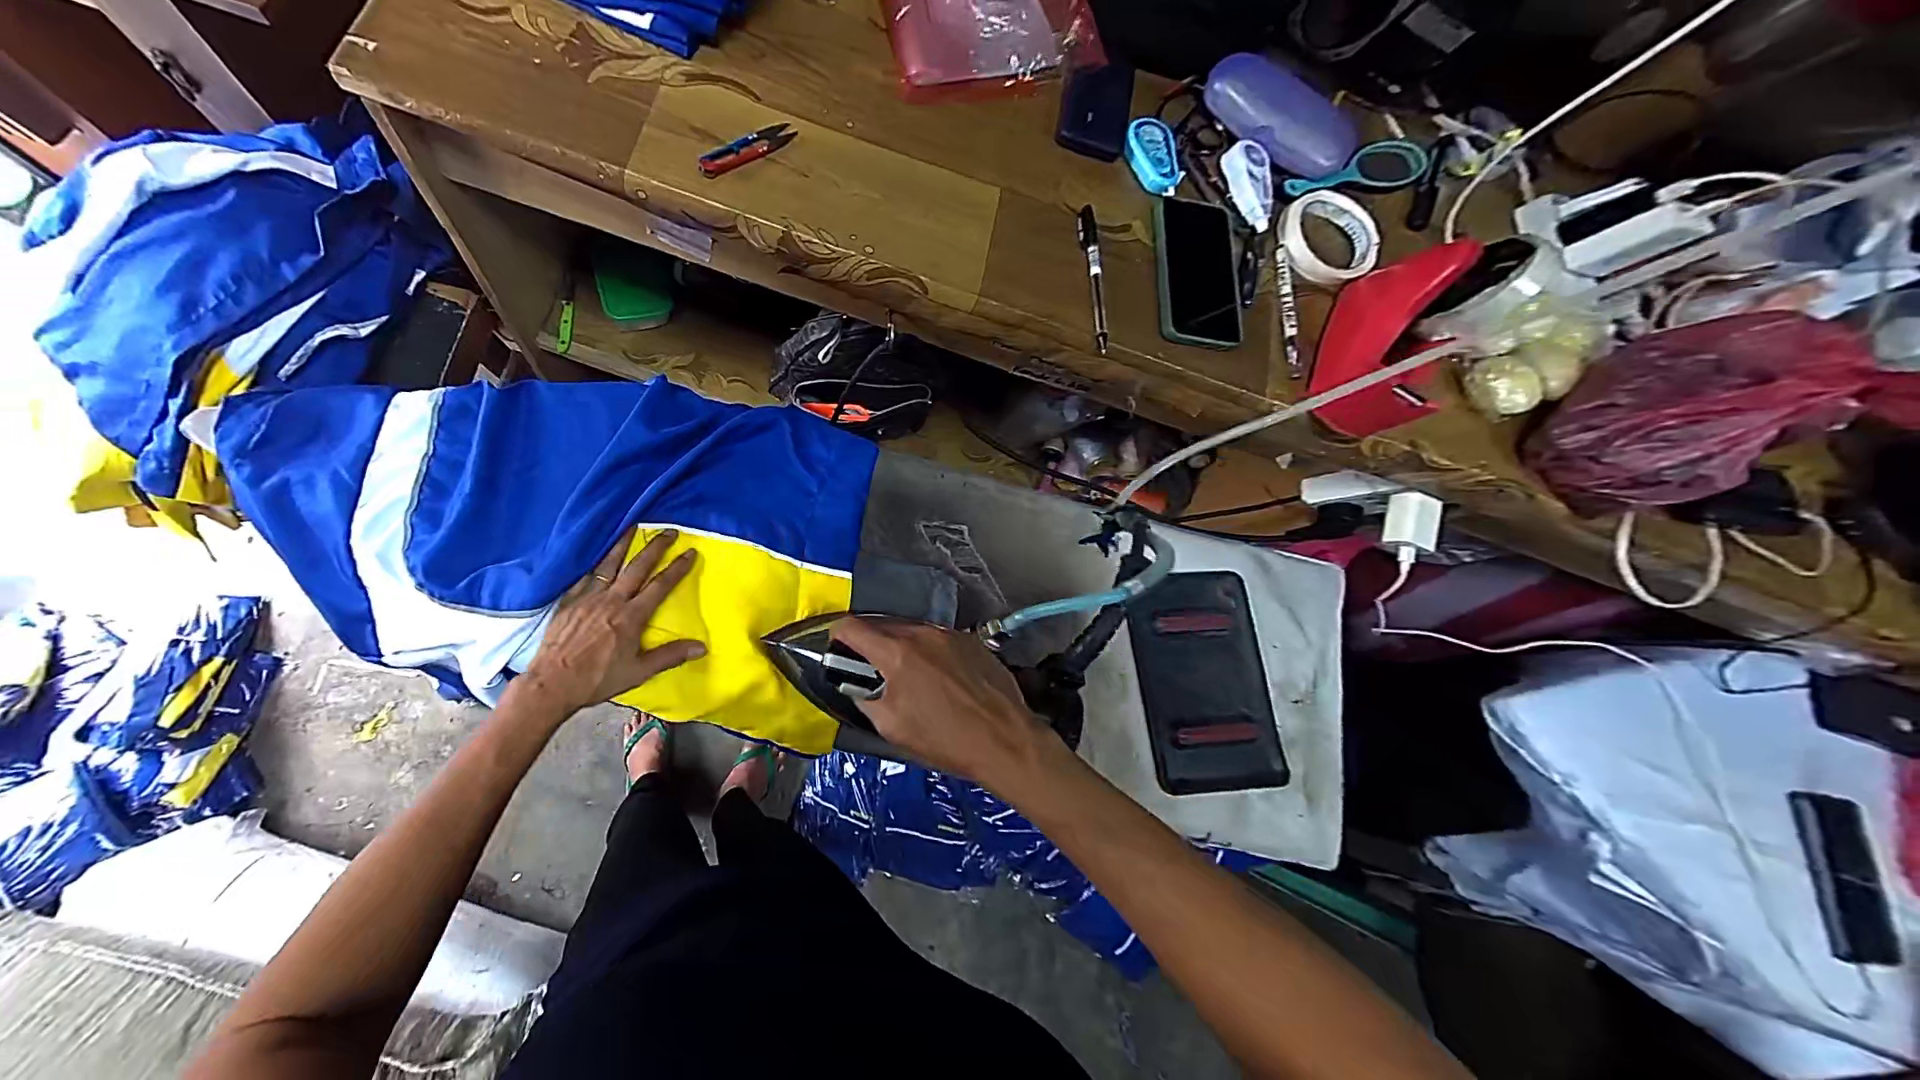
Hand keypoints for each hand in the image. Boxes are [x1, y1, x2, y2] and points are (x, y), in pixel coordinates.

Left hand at [520, 528, 704, 714]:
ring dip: (623, 544)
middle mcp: (611, 601)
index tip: (690, 552)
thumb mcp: (639, 672)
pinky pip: (584, 576)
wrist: (550, 684)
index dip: (677, 568)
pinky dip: (595, 562)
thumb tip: (702, 647)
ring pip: (608, 564)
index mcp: (631, 617)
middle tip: (668, 531)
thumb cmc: (597, 680)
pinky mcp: (568, 602)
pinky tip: (599, 556)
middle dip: (655, 547)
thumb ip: (670, 656)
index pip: (660, 585)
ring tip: (632, 527)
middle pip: (637, 567)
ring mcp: (587, 598)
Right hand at [830, 617, 1055, 789]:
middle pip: (883, 626)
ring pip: (912, 631)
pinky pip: (938, 639)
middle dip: (870, 644)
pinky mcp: (972, 641)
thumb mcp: (892, 726)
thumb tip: (857, 684)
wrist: (1004, 739)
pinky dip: (928, 651)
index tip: (836, 649)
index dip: (836, 636)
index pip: (852, 627)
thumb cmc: (946, 740)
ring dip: (901, 647)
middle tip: (870, 671)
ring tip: (907, 676)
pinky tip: (937, 677)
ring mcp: (950, 635)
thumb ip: (865, 698)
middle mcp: (923, 634)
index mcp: (897, 653)